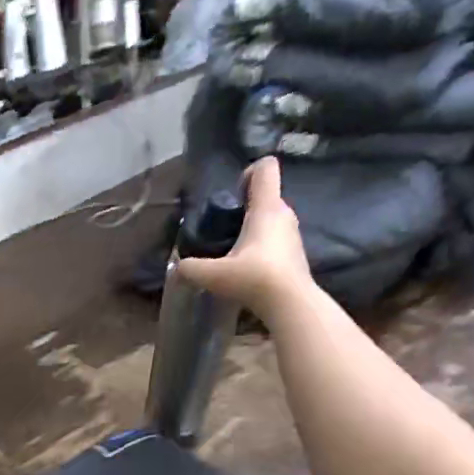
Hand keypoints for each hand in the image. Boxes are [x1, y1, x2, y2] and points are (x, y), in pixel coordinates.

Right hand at [176, 157, 314, 315]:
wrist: (291, 306)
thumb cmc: (255, 278)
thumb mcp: (215, 275)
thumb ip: (192, 269)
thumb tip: (177, 267)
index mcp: (267, 207)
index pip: (266, 169)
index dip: (249, 173)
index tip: (234, 194)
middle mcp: (284, 215)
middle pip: (267, 197)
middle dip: (247, 208)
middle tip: (226, 230)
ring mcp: (293, 236)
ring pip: (272, 221)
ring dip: (255, 231)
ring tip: (235, 254)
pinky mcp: (296, 257)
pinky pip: (277, 242)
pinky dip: (263, 250)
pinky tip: (249, 271)